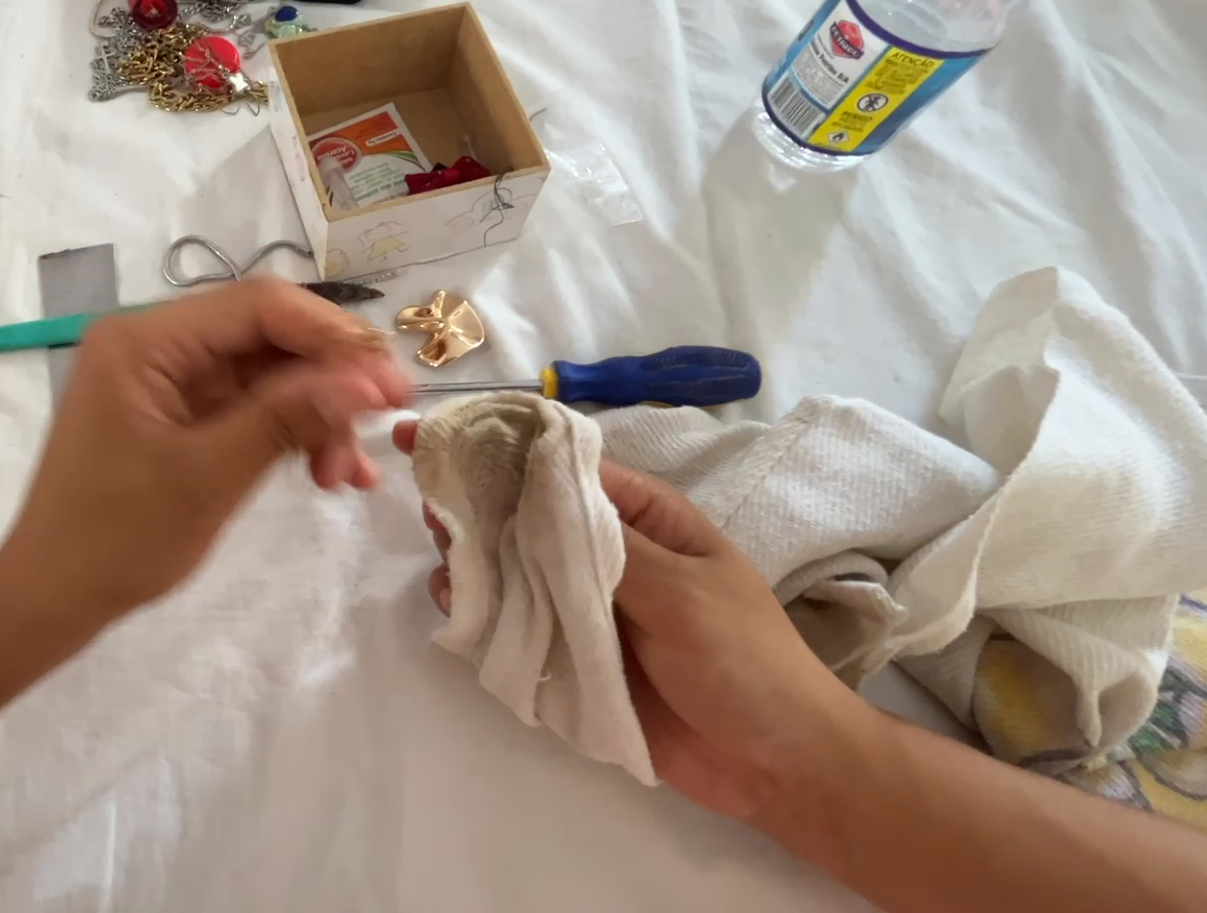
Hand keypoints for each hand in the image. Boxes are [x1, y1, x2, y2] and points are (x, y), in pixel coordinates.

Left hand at [3, 279, 408, 620]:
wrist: (52, 599)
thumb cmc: (116, 540)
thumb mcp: (208, 477)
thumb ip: (286, 419)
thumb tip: (367, 381)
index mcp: (144, 340)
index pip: (257, 306)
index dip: (331, 336)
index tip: (388, 380)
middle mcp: (156, 344)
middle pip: (267, 338)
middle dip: (330, 382)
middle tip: (387, 420)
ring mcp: (169, 379)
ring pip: (268, 376)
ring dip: (316, 417)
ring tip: (349, 474)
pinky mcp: (181, 412)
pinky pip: (251, 407)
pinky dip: (291, 435)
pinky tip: (331, 474)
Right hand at [394, 420, 878, 822]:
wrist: (774, 767)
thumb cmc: (743, 660)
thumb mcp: (683, 591)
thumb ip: (605, 546)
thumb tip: (531, 495)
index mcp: (637, 515)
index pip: (559, 466)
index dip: (500, 449)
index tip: (443, 439)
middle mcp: (599, 549)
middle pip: (523, 513)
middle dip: (475, 504)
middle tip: (432, 508)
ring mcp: (579, 599)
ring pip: (509, 564)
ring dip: (471, 556)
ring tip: (443, 558)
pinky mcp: (564, 647)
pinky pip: (511, 618)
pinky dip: (480, 609)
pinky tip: (457, 607)